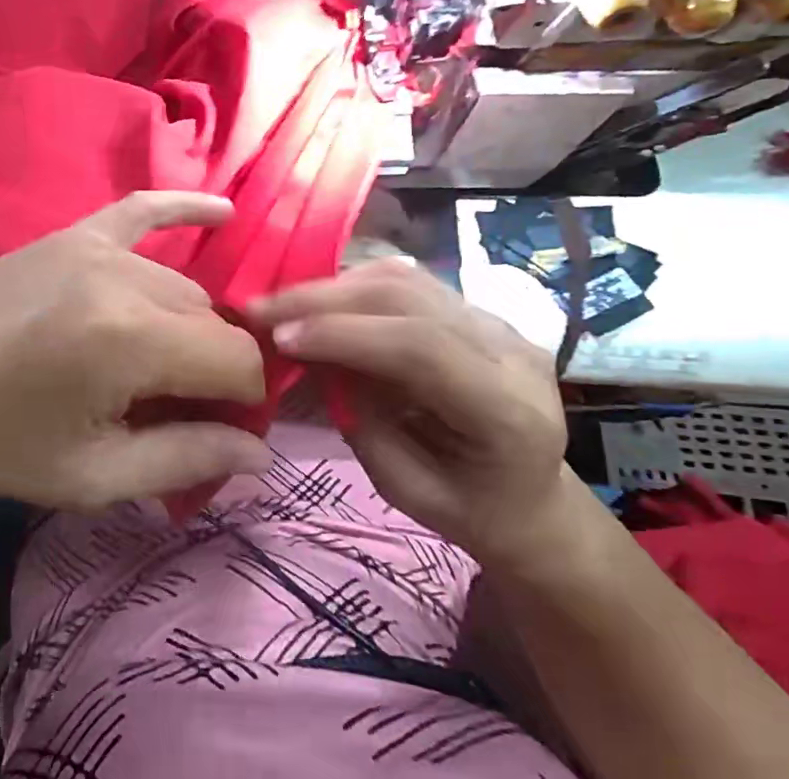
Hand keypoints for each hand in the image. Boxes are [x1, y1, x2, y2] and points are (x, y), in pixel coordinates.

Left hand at [0, 191, 271, 511]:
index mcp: (130, 339)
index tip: (220, 435)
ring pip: (182, 285)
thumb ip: (185, 461)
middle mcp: (122, 277)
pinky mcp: (67, 233)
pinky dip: (184, 209)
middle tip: (181, 415)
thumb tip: (262, 454)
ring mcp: (92, 244)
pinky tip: (224, 211)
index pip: (237, 361)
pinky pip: (140, 209)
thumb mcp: (88, 476)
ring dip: (188, 329)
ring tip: (155, 373)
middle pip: (211, 322)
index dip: (243, 403)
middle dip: (213, 371)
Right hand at [250, 258, 580, 570]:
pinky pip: (410, 282)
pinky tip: (320, 300)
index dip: (343, 334)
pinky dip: (355, 285)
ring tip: (283, 302)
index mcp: (506, 410)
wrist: (528, 498)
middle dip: (324, 298)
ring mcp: (499, 322)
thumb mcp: (402, 487)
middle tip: (260, 309)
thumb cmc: (465, 509)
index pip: (419, 347)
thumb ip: (360, 418)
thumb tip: (310, 355)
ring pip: (406, 279)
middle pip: (408, 297)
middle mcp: (511, 351)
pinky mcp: (478, 310)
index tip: (278, 339)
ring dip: (334, 285)